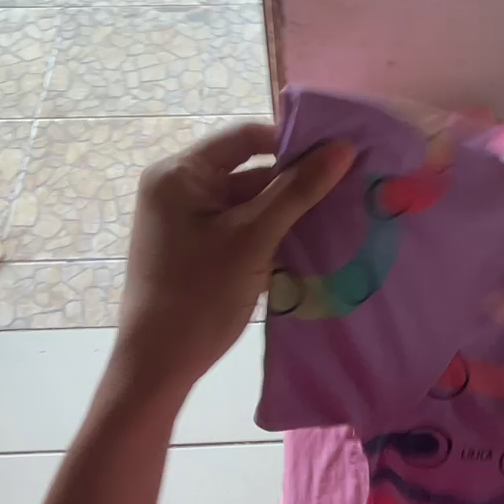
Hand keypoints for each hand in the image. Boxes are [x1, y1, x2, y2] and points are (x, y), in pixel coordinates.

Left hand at [112, 123, 353, 399]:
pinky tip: (307, 238)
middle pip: (246, 168)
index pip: (244, 137)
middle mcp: (177, 187)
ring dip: (284, 207)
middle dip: (292, 179)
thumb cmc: (200, 295)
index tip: (336, 156)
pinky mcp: (194, 246)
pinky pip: (238, 224)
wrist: (158, 366)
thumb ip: (298, 190)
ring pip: (246, 199)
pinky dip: (268, 229)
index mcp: (179, 173)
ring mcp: (184, 219)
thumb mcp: (253, 238)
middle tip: (345, 186)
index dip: (291, 142)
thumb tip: (342, 148)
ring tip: (336, 212)